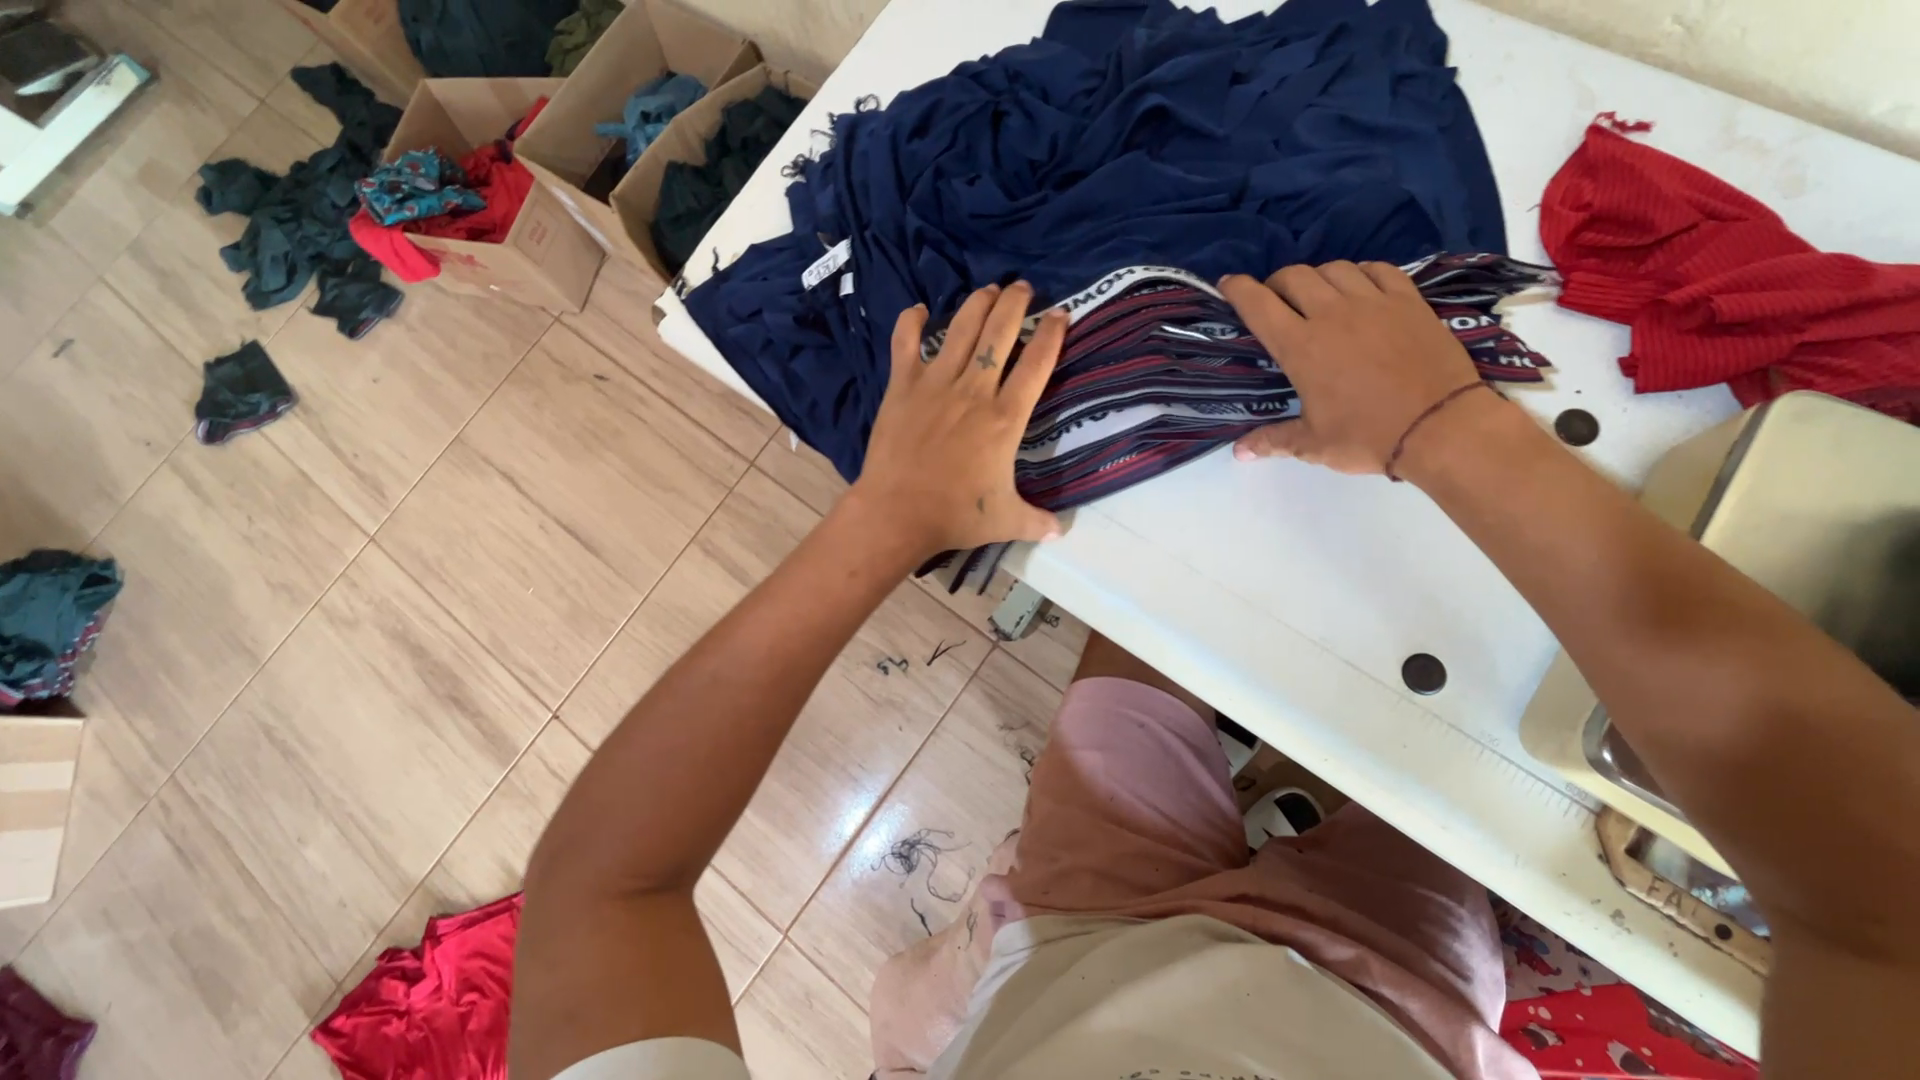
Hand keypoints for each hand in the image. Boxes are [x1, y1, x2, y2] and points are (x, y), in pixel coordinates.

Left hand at [847, 282, 1066, 556]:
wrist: (896, 512)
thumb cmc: (954, 515)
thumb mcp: (1005, 521)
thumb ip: (1037, 521)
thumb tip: (1062, 531)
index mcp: (1005, 418)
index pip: (1037, 364)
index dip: (1052, 334)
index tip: (1061, 314)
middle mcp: (975, 390)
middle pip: (1000, 332)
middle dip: (1015, 303)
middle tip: (1023, 287)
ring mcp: (935, 383)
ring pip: (961, 328)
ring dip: (977, 304)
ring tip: (988, 289)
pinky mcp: (902, 386)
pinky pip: (906, 343)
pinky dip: (911, 322)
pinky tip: (918, 310)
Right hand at [1218, 262, 1489, 474]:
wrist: (1442, 427)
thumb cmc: (1369, 436)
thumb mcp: (1314, 444)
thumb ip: (1272, 440)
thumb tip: (1240, 452)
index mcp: (1301, 347)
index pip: (1259, 305)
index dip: (1238, 290)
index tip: (1228, 285)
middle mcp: (1332, 315)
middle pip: (1294, 276)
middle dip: (1277, 283)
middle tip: (1276, 300)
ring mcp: (1374, 303)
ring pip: (1334, 268)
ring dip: (1318, 277)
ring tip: (1318, 294)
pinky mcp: (1409, 301)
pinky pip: (1378, 270)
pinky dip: (1360, 273)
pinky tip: (1360, 287)